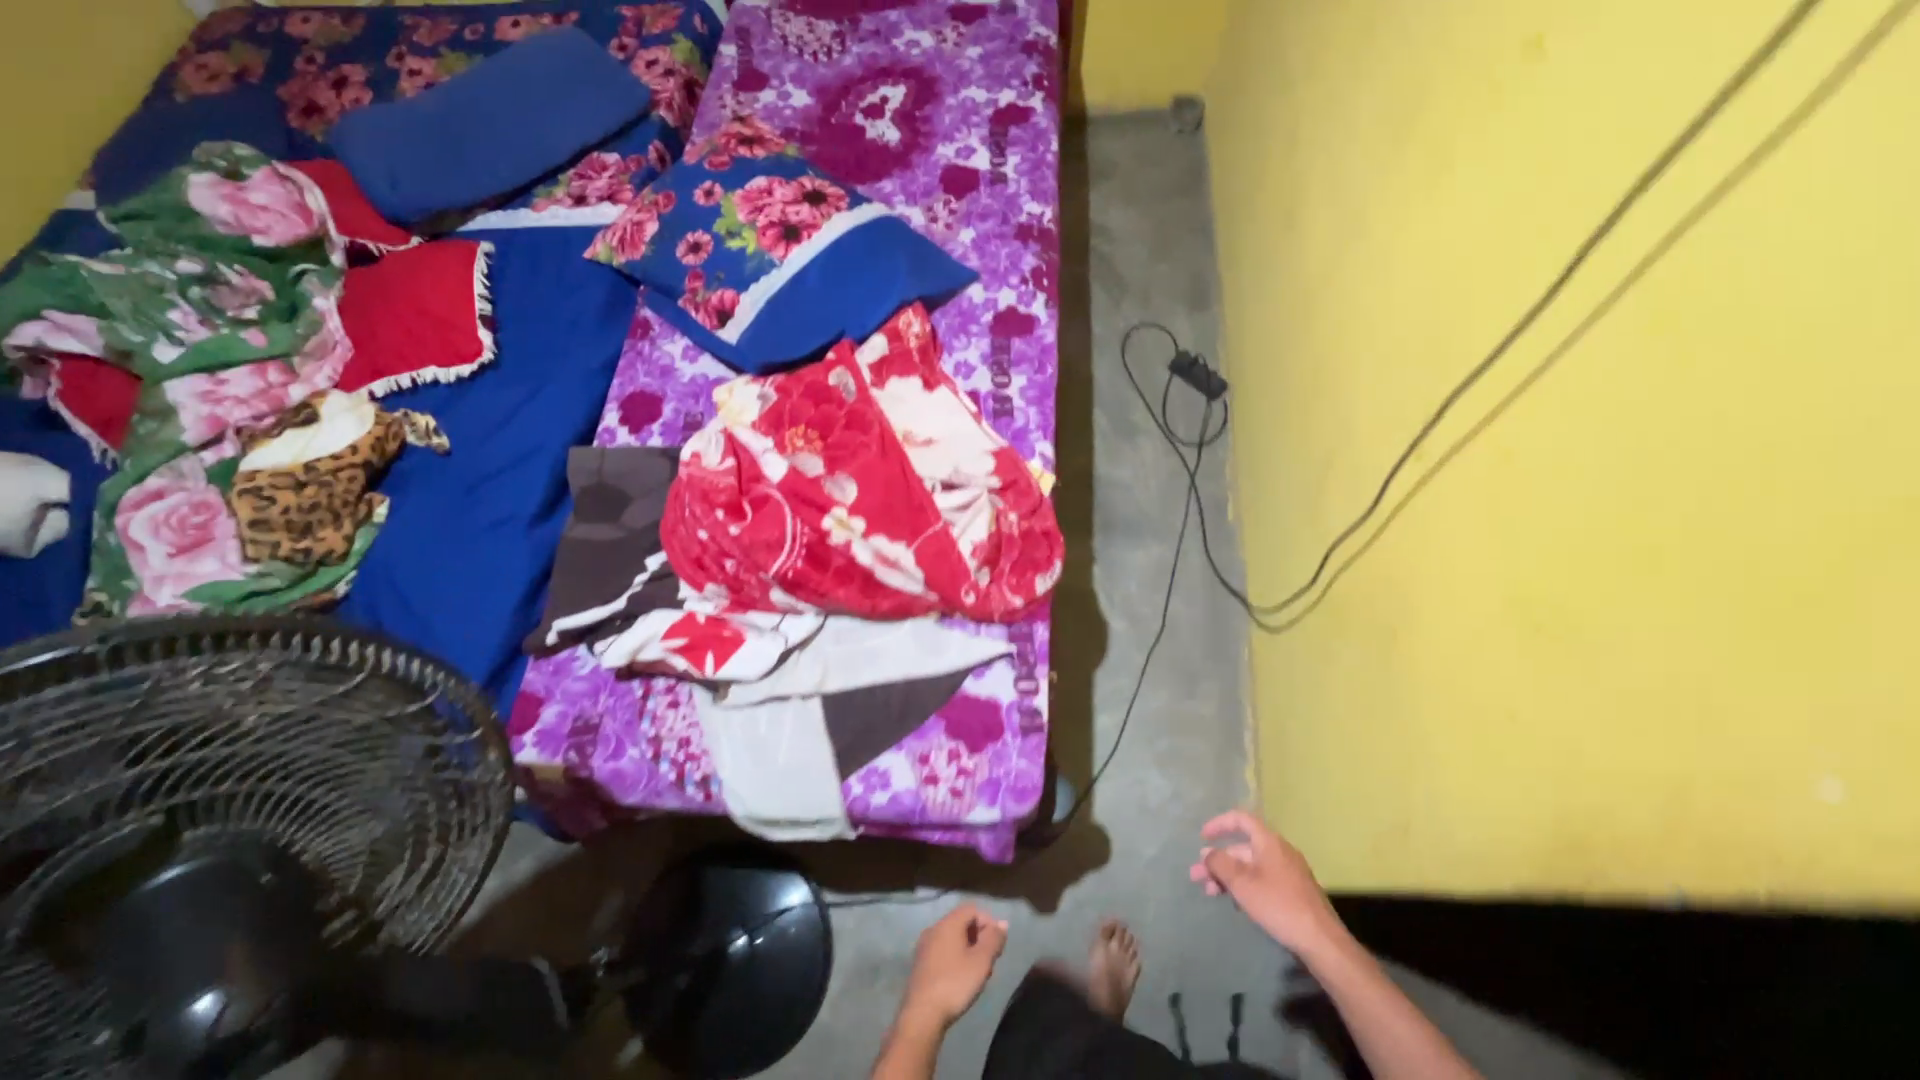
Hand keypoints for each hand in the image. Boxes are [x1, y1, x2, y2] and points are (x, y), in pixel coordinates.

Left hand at [901, 903, 1008, 1030]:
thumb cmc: (955, 983)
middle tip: (989, 961)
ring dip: (969, 950)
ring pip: (953, 939)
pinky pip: (943, 951)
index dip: (988, 922)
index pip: (972, 909)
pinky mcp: (920, 964)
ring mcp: (924, 947)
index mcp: (947, 924)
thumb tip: (1002, 923)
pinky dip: (956, 958)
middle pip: (962, 922)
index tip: (996, 945)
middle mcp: (933, 930)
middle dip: (979, 938)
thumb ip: (993, 939)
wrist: (922, 1014)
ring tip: (977, 973)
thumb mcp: (982, 961)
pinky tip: (961, 979)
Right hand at [1191, 809, 1345, 955]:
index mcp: (1269, 842)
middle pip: (1243, 847)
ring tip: (1211, 893)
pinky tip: (1235, 903)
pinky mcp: (1292, 890)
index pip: (1241, 820)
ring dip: (1228, 875)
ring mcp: (1288, 872)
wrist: (1320, 939)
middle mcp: (1279, 851)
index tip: (1201, 837)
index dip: (1219, 824)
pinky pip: (1261, 879)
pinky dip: (1244, 885)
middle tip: (1196, 877)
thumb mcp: (1242, 883)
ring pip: (1250, 866)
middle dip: (1218, 860)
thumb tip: (1207, 853)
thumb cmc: (1278, 905)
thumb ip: (1220, 864)